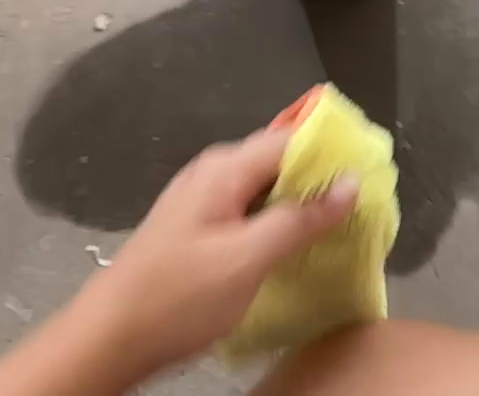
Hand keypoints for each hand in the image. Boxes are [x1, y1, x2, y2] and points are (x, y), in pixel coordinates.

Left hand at [80, 128, 358, 374]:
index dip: (332, 151)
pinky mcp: (199, 224)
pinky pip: (250, 207)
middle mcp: (214, 171)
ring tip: (337, 225)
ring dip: (299, 201)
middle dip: (319, 178)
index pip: (292, 139)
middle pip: (279, 159)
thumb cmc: (178, 296)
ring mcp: (204, 197)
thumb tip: (350, 183)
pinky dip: (276, 219)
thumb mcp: (248, 259)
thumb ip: (301, 218)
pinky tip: (294, 244)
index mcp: (225, 168)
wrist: (109, 339)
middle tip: (359, 203)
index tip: (369, 169)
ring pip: (265, 186)